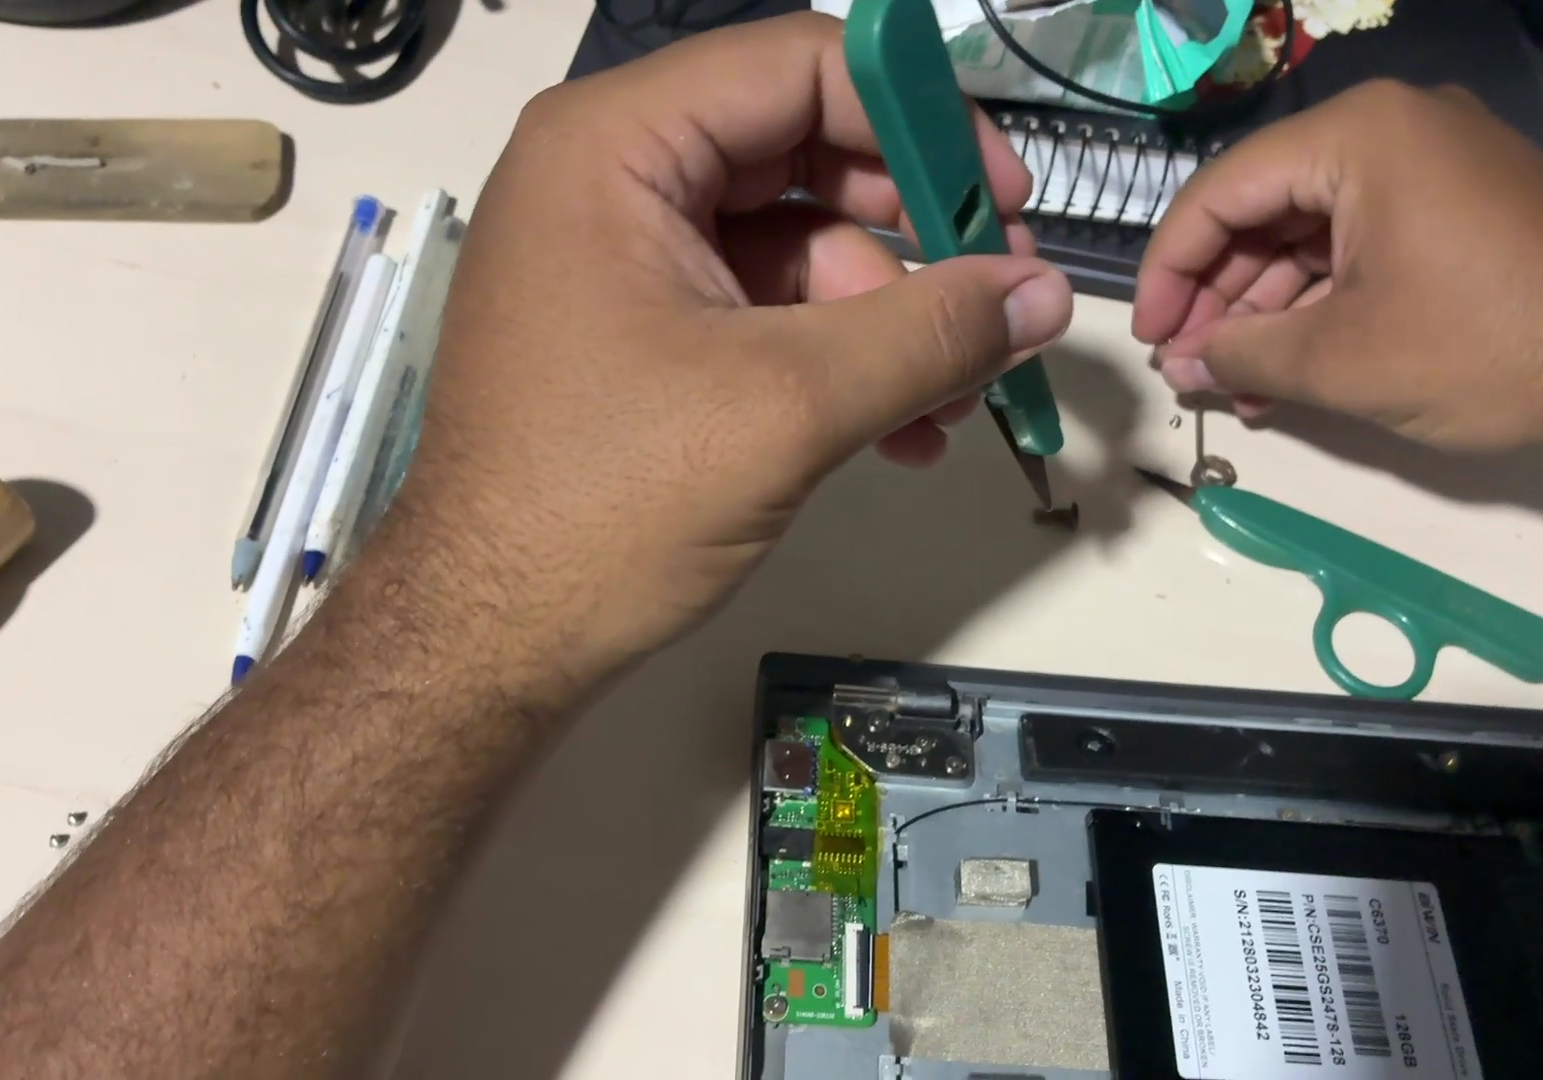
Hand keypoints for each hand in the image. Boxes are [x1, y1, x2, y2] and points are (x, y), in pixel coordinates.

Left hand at [386, 13, 1071, 699]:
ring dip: (884, 330)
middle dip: (910, 243)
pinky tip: (898, 435)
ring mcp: (626, 277)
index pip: (798, 70)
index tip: (1003, 201)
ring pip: (792, 263)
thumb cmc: (614, 505)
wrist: (495, 638)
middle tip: (993, 307)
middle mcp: (612, 191)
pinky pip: (762, 328)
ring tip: (950, 407)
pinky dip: (835, 372)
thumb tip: (1047, 297)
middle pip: (801, 167)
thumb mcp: (786, 407)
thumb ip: (926, 337)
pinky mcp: (645, 351)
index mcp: (616, 151)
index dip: (918, 120)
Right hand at [1132, 79, 1542, 451]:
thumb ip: (1232, 355)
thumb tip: (1177, 366)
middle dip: (1210, 301)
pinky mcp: (1440, 218)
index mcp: (1356, 139)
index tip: (1147, 335)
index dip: (1166, 272)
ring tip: (1224, 386)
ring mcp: (1418, 176)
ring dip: (1251, 319)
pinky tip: (1273, 378)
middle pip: (1254, 217)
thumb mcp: (1329, 359)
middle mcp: (1385, 137)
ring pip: (1293, 244)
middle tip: (1181, 365)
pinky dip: (1301, 315)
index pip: (1218, 197)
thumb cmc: (1475, 347)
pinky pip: (1342, 258)